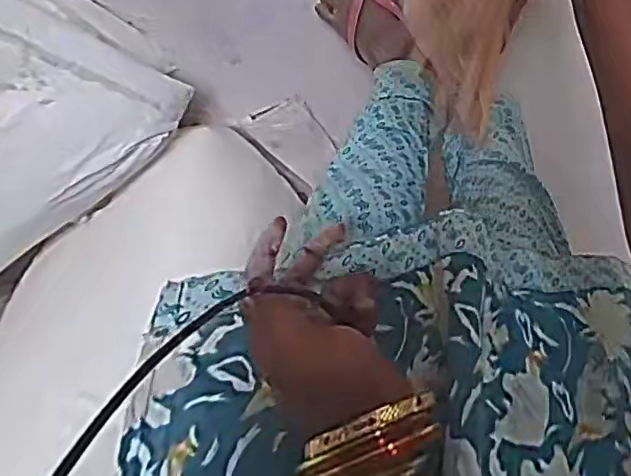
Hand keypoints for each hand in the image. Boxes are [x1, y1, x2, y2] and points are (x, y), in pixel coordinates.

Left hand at [243, 218, 413, 434]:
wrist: (368, 408)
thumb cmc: (326, 373)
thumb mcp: (291, 336)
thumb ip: (275, 302)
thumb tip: (264, 277)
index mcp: (270, 329)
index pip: (261, 280)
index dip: (267, 250)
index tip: (284, 223)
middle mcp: (292, 328)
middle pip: (303, 278)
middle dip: (322, 260)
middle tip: (341, 233)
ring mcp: (323, 333)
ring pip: (336, 287)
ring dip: (351, 286)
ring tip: (362, 304)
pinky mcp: (352, 337)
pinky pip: (357, 303)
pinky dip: (364, 301)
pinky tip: (370, 315)